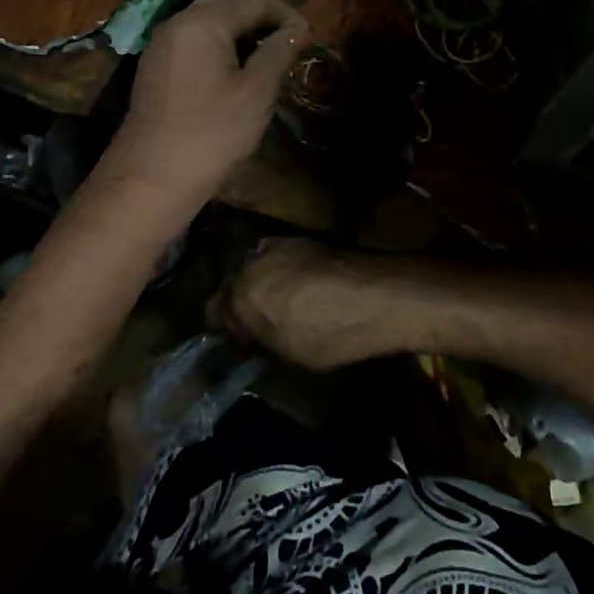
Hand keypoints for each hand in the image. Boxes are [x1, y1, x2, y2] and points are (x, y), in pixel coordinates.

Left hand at [104, 0, 307, 199]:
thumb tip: (298, 29)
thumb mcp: (256, 92)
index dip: (284, 12)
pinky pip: (190, 43)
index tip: (308, 35)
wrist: (152, 177)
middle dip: (258, 15)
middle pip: (223, 2)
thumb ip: (278, 53)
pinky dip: (216, 46)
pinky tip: (234, 73)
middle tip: (286, 40)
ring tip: (265, 57)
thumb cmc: (211, 133)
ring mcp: (160, 48)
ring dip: (237, 30)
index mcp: (201, 23)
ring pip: (204, 22)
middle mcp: (176, 25)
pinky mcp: (154, 71)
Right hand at [222, 238, 409, 370]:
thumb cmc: (331, 335)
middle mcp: (250, 263)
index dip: (222, 327)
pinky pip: (279, 259)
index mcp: (240, 295)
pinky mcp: (301, 239)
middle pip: (233, 284)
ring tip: (279, 302)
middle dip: (239, 301)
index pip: (213, 310)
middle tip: (255, 321)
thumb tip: (248, 335)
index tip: (234, 339)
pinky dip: (281, 272)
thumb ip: (259, 339)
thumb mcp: (289, 353)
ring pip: (256, 268)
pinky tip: (300, 287)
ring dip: (261, 284)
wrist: (379, 296)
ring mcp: (276, 246)